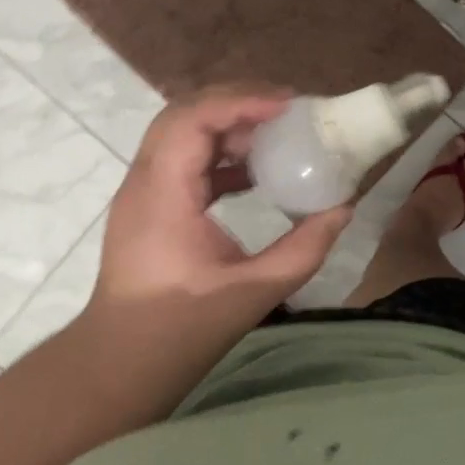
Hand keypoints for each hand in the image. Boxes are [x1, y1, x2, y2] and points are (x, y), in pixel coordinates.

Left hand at [92, 86, 353, 339]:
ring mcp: (143, 190)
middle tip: (288, 108)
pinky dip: (220, 152)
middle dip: (237, 101)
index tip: (287, 106)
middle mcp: (145, 180)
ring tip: (277, 130)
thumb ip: (303, 249)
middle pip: (184, 112)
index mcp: (162, 195)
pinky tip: (257, 170)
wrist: (120, 363)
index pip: (193, 120)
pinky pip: (184, 158)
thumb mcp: (253, 292)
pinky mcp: (150, 203)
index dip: (240, 102)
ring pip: (182, 130)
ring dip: (229, 123)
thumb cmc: (180, 331)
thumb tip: (344, 207)